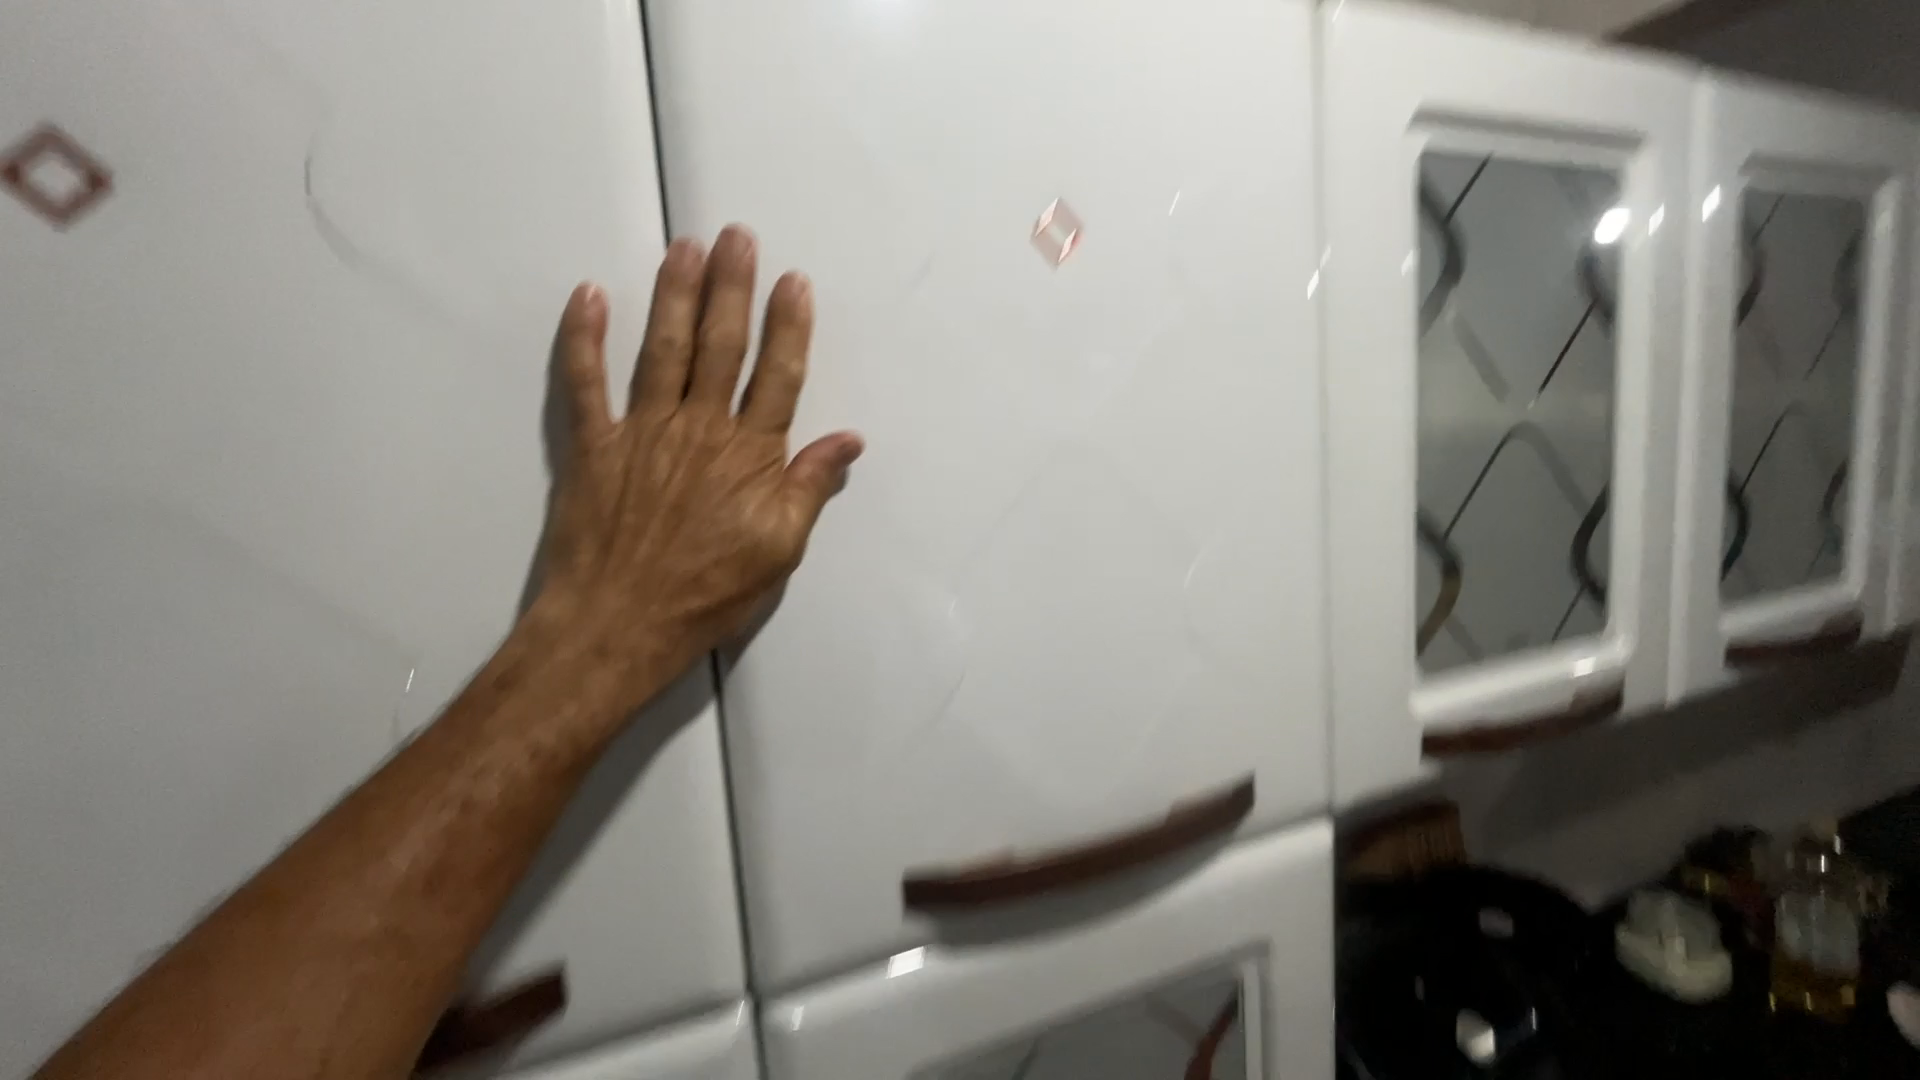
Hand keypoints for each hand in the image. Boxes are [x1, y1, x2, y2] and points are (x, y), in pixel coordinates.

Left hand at [525, 224, 861, 716]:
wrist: (620, 624)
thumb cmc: (710, 593)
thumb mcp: (782, 550)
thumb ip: (810, 487)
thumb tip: (848, 440)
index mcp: (751, 455)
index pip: (777, 377)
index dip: (788, 327)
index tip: (793, 282)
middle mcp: (699, 428)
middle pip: (720, 347)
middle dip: (731, 288)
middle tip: (736, 237)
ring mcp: (642, 431)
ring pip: (663, 349)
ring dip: (674, 295)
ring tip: (684, 247)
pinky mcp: (592, 445)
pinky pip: (585, 383)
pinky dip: (584, 338)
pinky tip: (590, 296)